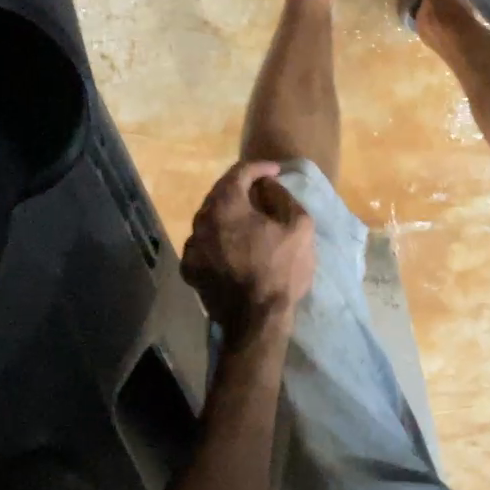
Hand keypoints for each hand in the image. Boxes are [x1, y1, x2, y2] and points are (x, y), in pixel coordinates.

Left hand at [181, 161, 316, 343]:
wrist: (256, 321)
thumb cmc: (281, 270)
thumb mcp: (299, 227)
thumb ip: (283, 196)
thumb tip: (268, 186)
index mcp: (226, 204)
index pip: (240, 172)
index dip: (260, 167)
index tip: (275, 171)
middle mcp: (201, 219)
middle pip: (220, 193)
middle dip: (241, 188)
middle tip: (262, 191)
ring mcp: (191, 246)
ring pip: (209, 218)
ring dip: (227, 214)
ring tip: (248, 219)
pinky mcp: (189, 269)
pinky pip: (203, 243)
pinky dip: (217, 238)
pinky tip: (231, 246)